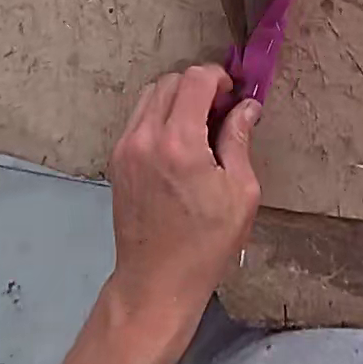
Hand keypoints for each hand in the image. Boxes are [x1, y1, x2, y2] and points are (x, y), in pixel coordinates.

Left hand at [51, 65, 260, 363]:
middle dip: (200, 85)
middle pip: (172, 80)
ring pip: (152, 92)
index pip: (195, 78)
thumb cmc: (206, 243)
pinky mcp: (116, 159)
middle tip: (219, 111)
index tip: (232, 97)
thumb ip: (240, 139)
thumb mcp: (240, 191)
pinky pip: (139, 115)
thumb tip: (247, 106)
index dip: (219, 78)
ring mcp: (125, 148)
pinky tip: (178, 140)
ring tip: (198, 124)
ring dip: (178, 96)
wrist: (155, 285)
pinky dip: (161, 113)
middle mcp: (145, 137)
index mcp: (179, 143)